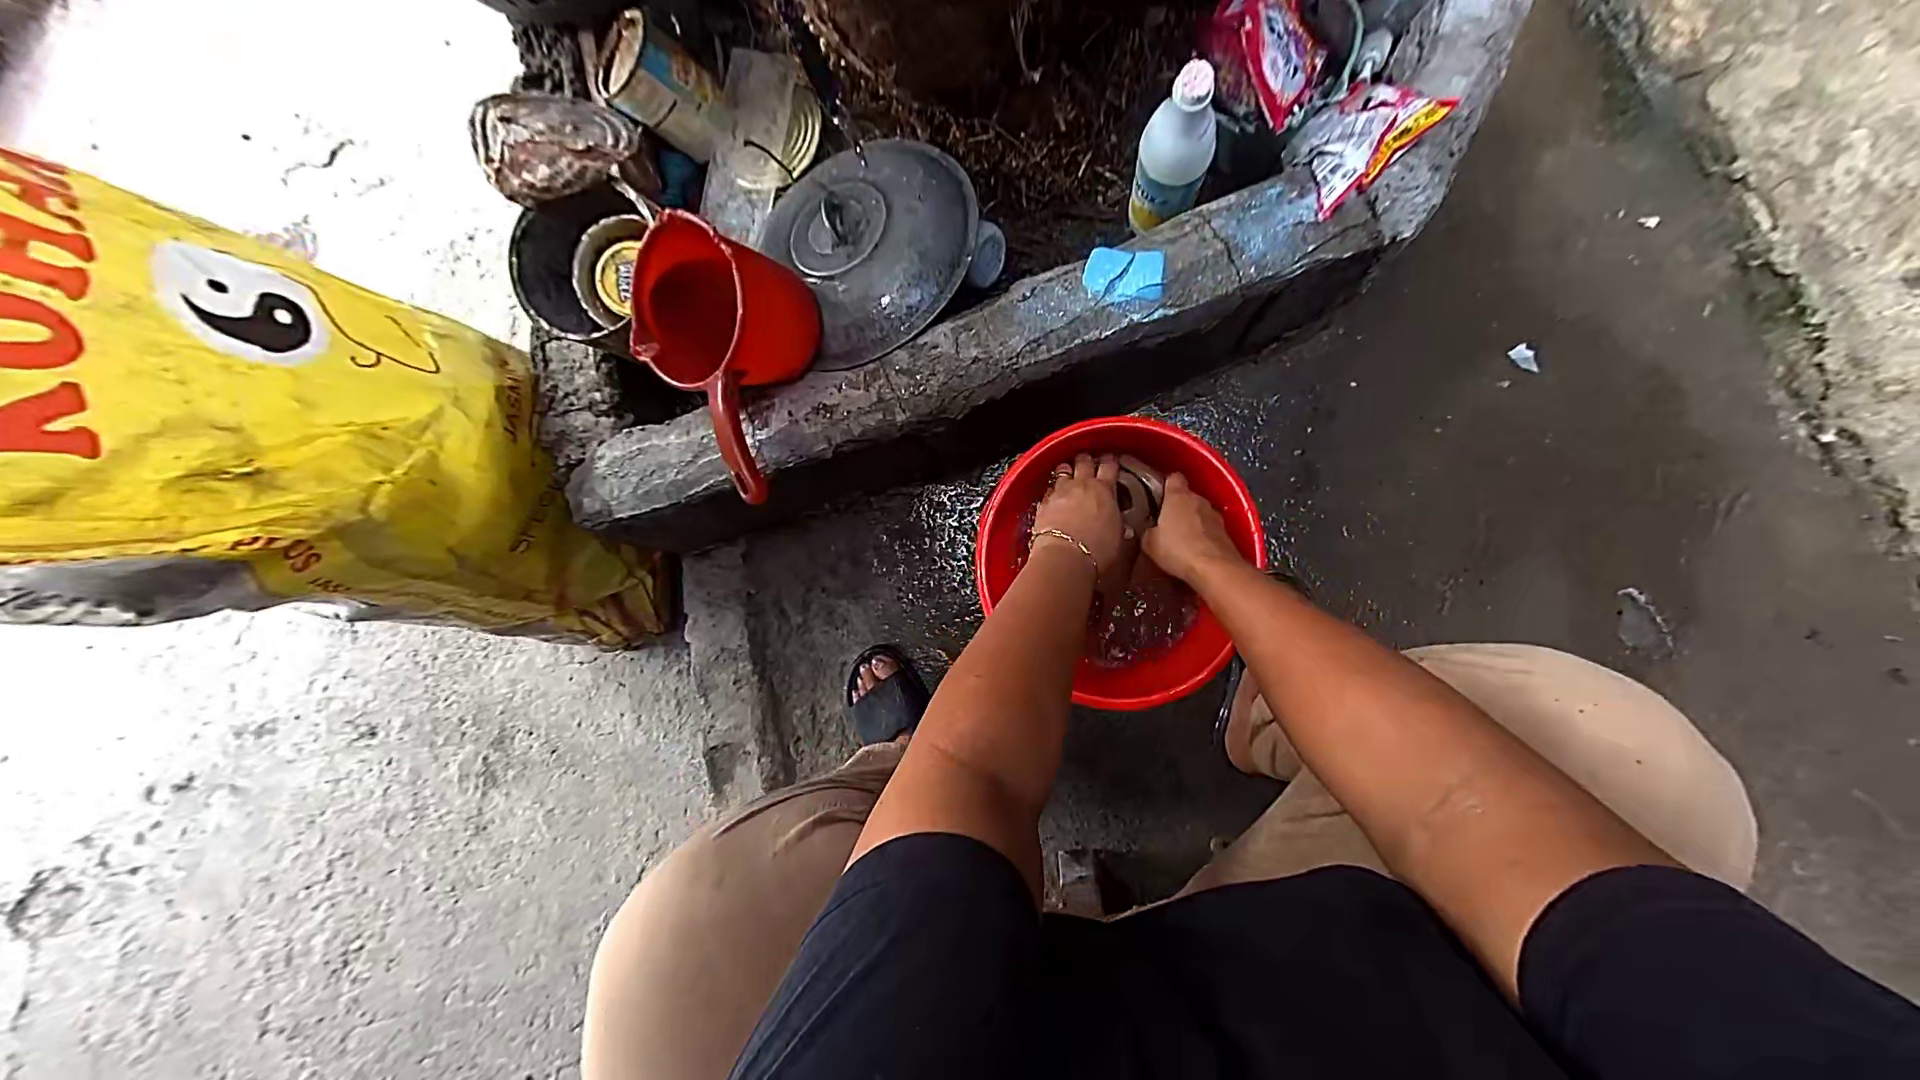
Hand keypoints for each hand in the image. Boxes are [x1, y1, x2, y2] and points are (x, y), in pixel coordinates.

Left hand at [1031, 453, 1124, 578]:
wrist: (1066, 556)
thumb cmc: (1096, 549)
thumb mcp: (1118, 537)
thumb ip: (1118, 525)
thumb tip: (1122, 527)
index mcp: (1105, 490)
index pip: (1110, 466)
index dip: (1110, 460)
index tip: (1110, 458)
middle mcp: (1082, 486)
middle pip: (1084, 462)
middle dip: (1086, 459)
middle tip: (1087, 459)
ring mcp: (1061, 492)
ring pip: (1063, 470)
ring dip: (1066, 470)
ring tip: (1067, 470)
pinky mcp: (1044, 503)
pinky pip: (1048, 489)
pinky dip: (1052, 489)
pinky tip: (1052, 494)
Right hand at [1141, 472, 1245, 585]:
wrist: (1215, 568)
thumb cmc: (1178, 549)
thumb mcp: (1149, 543)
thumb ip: (1148, 531)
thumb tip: (1150, 530)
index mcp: (1178, 496)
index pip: (1173, 478)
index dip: (1165, 484)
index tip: (1158, 493)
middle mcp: (1199, 500)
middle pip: (1187, 496)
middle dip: (1178, 507)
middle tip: (1165, 522)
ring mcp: (1215, 515)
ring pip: (1200, 512)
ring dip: (1192, 521)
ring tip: (1181, 538)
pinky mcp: (1226, 533)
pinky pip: (1210, 529)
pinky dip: (1203, 535)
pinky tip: (1195, 550)